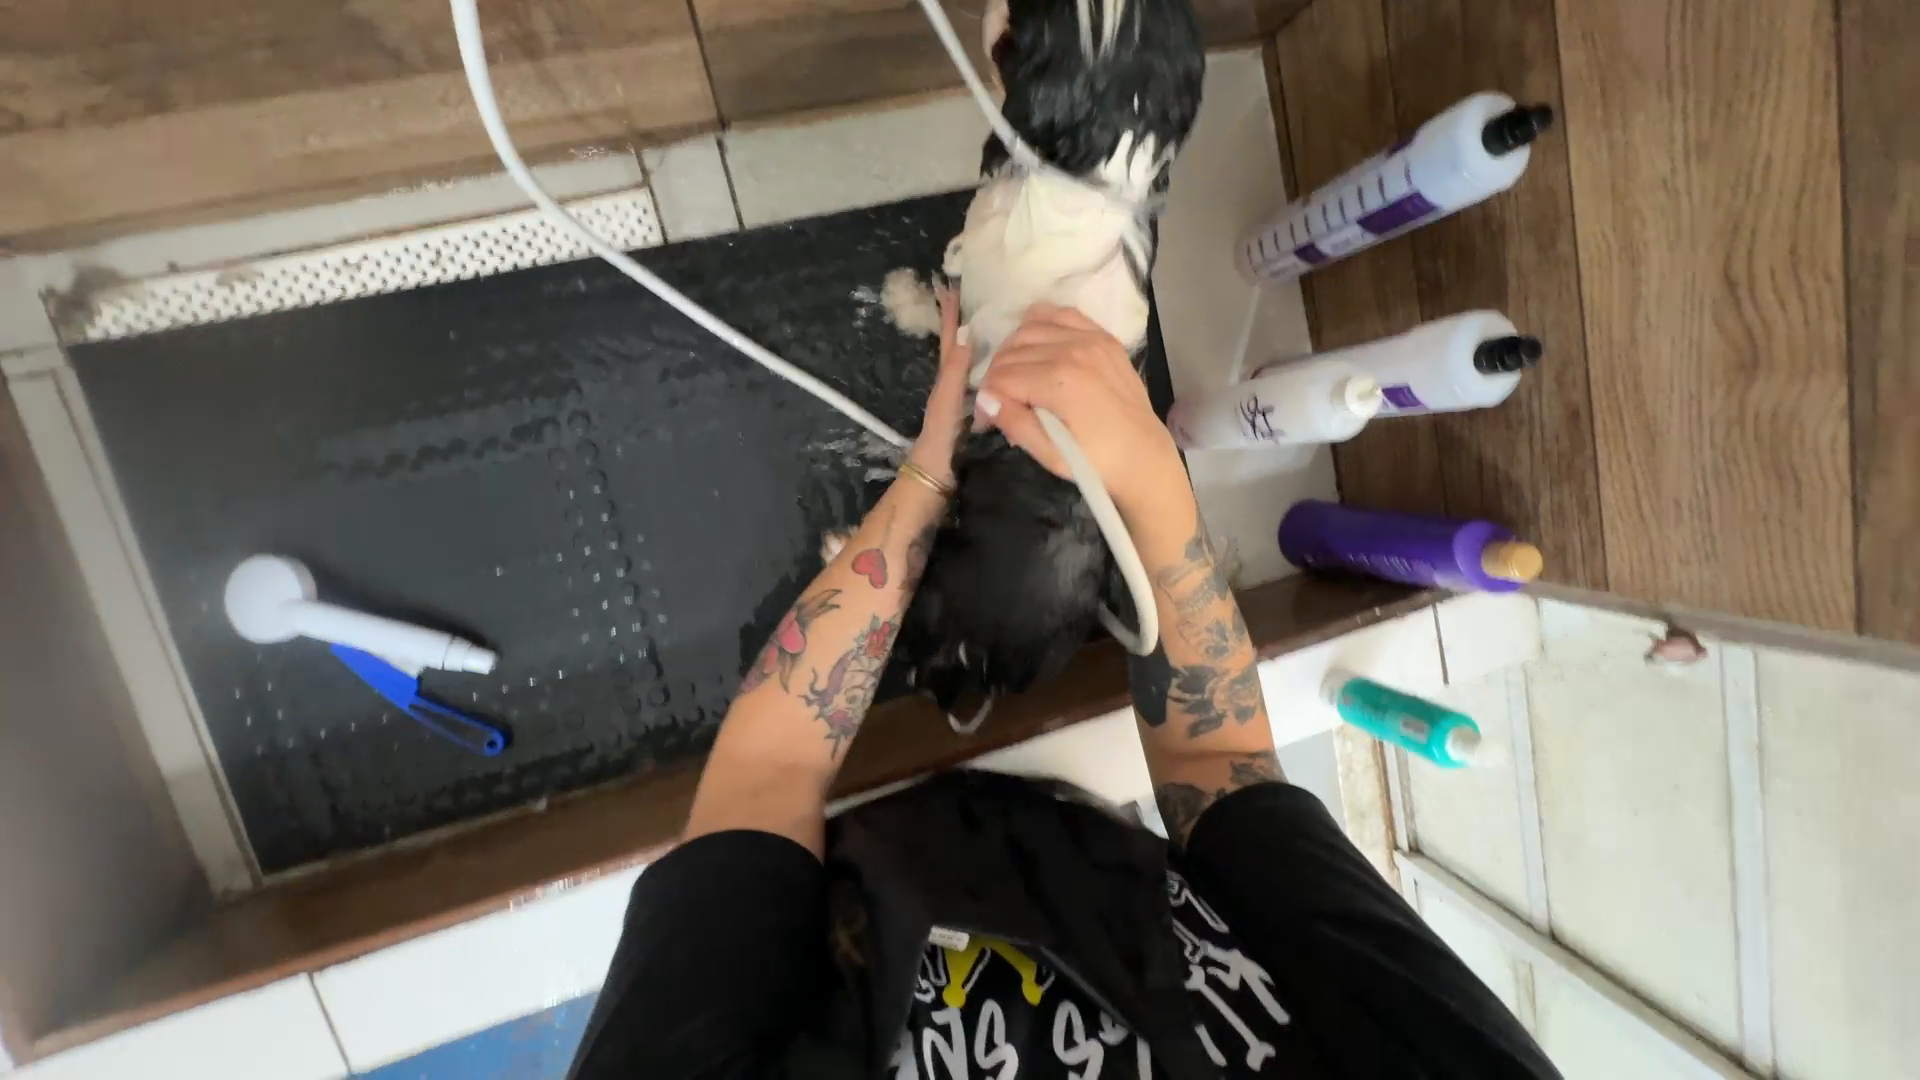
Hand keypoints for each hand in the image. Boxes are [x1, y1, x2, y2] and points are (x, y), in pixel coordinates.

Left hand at [904, 285, 971, 487]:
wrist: (933, 480)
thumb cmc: (940, 444)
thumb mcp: (948, 403)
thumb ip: (957, 371)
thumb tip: (968, 331)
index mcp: (946, 381)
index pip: (951, 341)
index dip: (951, 315)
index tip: (952, 285)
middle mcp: (951, 387)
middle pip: (956, 348)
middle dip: (959, 322)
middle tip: (964, 294)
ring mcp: (959, 402)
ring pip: (968, 365)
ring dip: (974, 343)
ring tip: (984, 322)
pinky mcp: (968, 417)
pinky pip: (979, 383)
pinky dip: (985, 368)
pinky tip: (995, 369)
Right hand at [974, 304, 1190, 521]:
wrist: (1143, 456)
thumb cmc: (1096, 462)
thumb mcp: (1050, 453)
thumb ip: (1015, 423)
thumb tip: (984, 399)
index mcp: (1060, 382)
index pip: (1001, 378)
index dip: (987, 399)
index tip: (988, 419)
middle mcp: (1073, 350)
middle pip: (1011, 351)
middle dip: (997, 376)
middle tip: (999, 402)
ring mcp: (1091, 339)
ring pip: (1029, 328)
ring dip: (1013, 350)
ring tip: (1015, 377)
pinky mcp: (1103, 337)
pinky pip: (1061, 314)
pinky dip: (1040, 323)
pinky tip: (1035, 344)